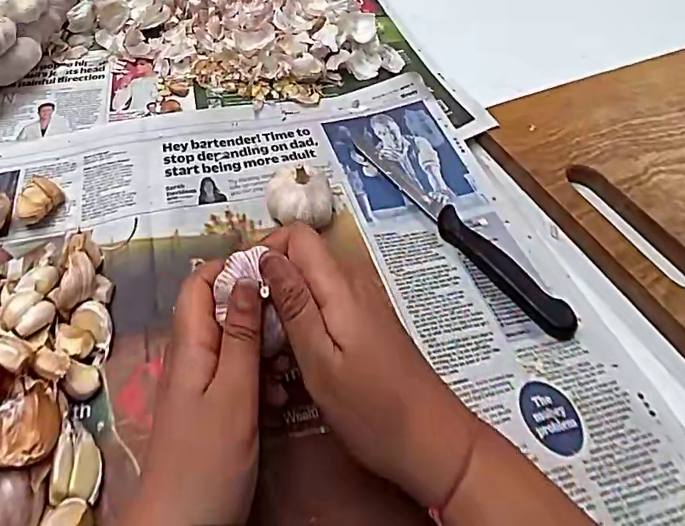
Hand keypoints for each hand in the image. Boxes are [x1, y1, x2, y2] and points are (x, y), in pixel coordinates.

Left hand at [129, 258, 263, 525]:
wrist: (180, 524)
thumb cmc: (207, 460)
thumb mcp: (232, 395)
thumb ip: (239, 337)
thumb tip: (243, 279)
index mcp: (188, 341)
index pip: (199, 281)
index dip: (229, 266)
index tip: (268, 266)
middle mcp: (187, 352)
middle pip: (215, 307)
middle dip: (252, 306)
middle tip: (288, 316)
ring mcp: (195, 379)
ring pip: (228, 340)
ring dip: (258, 344)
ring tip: (288, 359)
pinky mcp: (206, 404)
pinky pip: (231, 371)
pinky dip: (255, 373)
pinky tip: (277, 393)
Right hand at [259, 224, 482, 509]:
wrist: (439, 449)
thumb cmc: (375, 412)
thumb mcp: (321, 363)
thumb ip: (293, 304)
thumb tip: (266, 258)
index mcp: (340, 286)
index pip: (295, 234)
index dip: (264, 248)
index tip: (245, 282)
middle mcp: (354, 282)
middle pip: (301, 252)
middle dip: (270, 275)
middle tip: (254, 315)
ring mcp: (364, 299)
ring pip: (311, 275)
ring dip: (285, 295)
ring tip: (273, 335)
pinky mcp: (367, 317)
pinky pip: (325, 295)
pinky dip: (305, 311)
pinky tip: (299, 345)